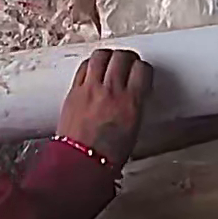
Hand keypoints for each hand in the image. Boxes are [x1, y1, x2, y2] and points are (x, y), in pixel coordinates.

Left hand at [58, 49, 153, 166]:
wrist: (81, 163)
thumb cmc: (108, 155)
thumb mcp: (133, 128)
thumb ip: (134, 105)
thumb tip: (133, 94)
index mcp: (131, 102)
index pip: (142, 70)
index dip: (143, 69)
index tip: (142, 73)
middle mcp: (111, 91)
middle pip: (122, 57)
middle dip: (128, 58)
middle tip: (128, 62)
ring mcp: (90, 88)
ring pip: (101, 55)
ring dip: (109, 55)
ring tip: (111, 61)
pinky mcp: (74, 90)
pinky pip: (84, 66)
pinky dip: (91, 64)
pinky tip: (93, 69)